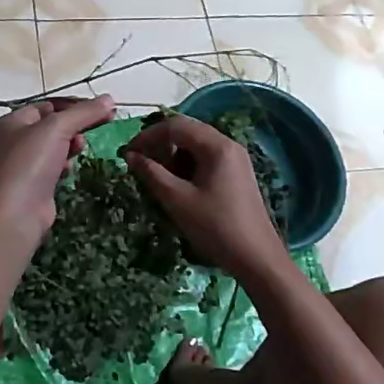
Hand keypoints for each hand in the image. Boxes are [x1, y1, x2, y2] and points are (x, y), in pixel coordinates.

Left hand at [0, 95, 115, 240]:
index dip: (72, 105)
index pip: (46, 106)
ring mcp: (23, 165)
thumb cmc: (30, 162)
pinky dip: (64, 166)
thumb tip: (109, 99)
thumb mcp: (57, 128)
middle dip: (73, 127)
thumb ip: (84, 113)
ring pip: (54, 148)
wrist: (16, 212)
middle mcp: (14, 141)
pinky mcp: (34, 186)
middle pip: (51, 127)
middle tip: (93, 128)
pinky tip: (68, 170)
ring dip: (70, 146)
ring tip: (79, 148)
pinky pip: (53, 169)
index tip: (100, 108)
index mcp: (12, 122)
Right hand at [122, 114, 284, 275]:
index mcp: (217, 146)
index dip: (147, 136)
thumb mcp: (176, 199)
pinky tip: (175, 184)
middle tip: (138, 162)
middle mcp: (228, 145)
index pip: (175, 126)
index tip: (127, 153)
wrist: (256, 257)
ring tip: (154, 176)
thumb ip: (151, 173)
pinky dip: (185, 165)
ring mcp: (234, 160)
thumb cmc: (215, 226)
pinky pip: (204, 159)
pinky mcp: (235, 174)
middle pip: (186, 131)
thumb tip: (130, 155)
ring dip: (171, 155)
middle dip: (158, 144)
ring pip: (194, 145)